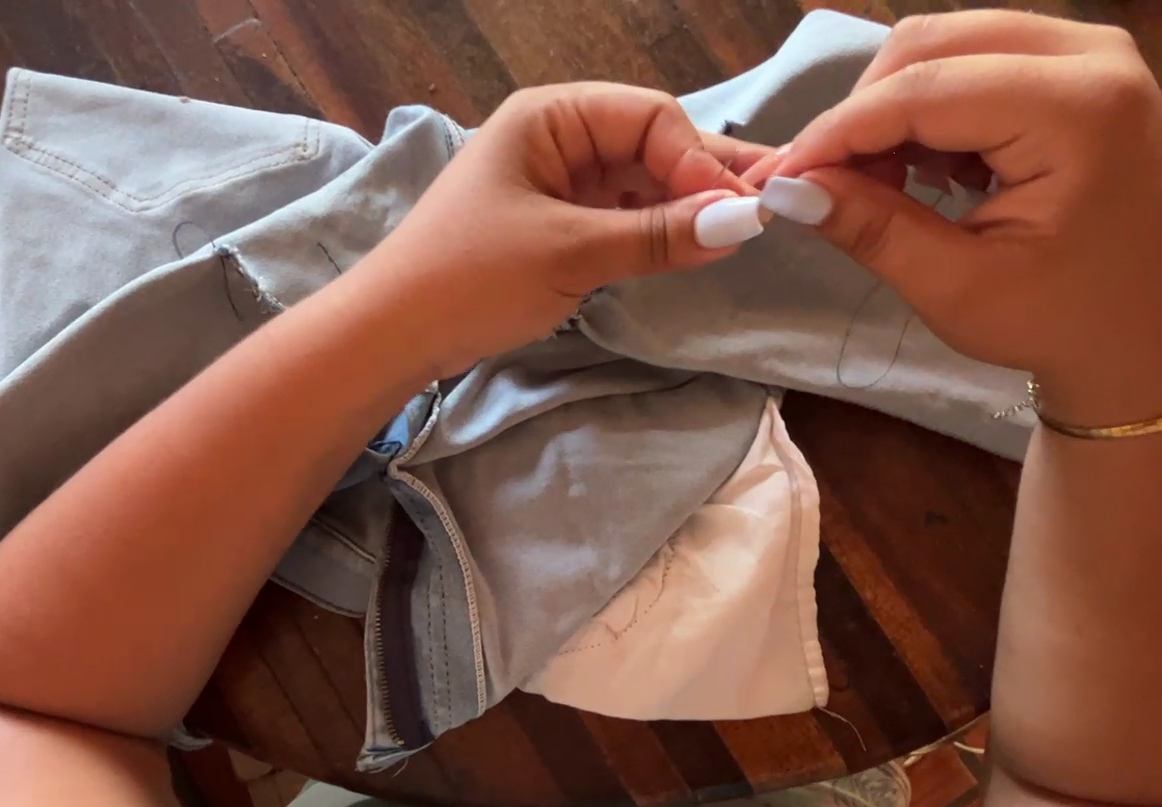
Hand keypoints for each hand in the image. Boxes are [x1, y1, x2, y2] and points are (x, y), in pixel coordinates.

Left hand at [354, 83, 770, 377]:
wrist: (395, 334)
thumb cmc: (469, 279)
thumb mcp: (568, 253)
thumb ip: (654, 236)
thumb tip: (740, 221)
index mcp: (549, 118)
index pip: (648, 119)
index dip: (697, 160)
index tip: (736, 209)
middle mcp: (553, 142)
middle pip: (645, 149)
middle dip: (699, 180)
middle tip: (766, 206)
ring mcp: (550, 188)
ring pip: (631, 189)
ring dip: (677, 211)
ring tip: (734, 233)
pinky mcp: (546, 231)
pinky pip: (610, 222)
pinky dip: (645, 236)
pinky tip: (683, 248)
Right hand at [761, 12, 1161, 425]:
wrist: (1141, 326)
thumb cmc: (1054, 318)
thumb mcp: (952, 286)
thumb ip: (872, 229)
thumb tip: (787, 193)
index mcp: (1076, 108)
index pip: (921, 92)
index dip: (835, 133)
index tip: (775, 182)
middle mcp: (1087, 54)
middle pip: (927, 47)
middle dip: (857, 116)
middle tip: (820, 188)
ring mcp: (1081, 55)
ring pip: (939, 49)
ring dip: (882, 116)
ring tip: (866, 187)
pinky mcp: (1064, 73)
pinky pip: (962, 67)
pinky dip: (914, 118)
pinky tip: (909, 174)